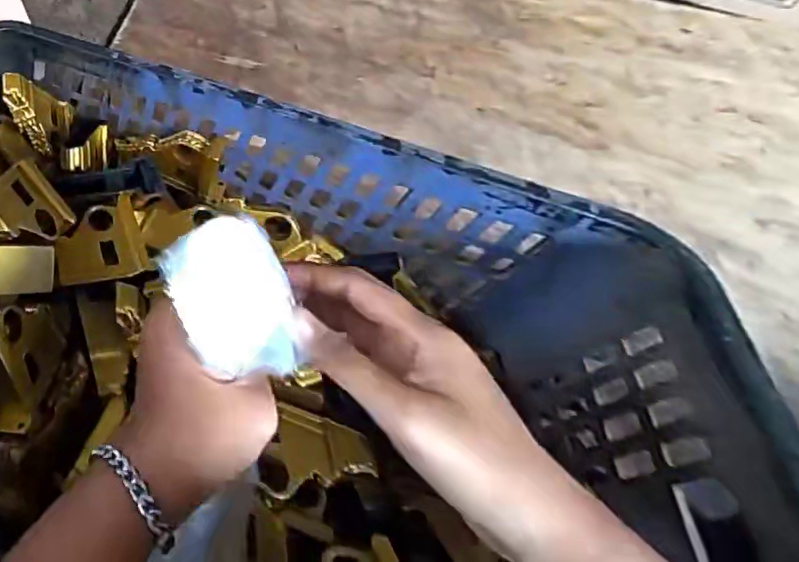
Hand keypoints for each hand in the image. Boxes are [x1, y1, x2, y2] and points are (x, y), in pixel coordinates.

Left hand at [110, 298, 276, 520]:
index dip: (245, 283)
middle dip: (241, 304)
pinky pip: (199, 341)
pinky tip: (250, 356)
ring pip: (205, 322)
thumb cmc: (203, 435)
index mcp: (173, 317)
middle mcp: (162, 320)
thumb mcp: (254, 404)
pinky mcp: (168, 363)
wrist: (160, 475)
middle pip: (207, 299)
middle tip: (281, 307)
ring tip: (272, 329)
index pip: (210, 280)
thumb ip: (266, 363)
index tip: (277, 285)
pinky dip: (222, 345)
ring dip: (233, 327)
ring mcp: (162, 342)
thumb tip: (271, 340)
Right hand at [288, 264, 663, 561]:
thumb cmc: (473, 460)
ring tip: (271, 317)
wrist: (539, 525)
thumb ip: (344, 362)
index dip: (313, 274)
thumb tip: (289, 317)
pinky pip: (364, 357)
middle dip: (310, 293)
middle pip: (356, 303)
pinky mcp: (414, 394)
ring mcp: (417, 368)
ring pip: (358, 330)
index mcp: (421, 334)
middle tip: (260, 294)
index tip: (268, 274)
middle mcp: (417, 342)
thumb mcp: (402, 411)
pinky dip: (332, 348)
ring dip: (318, 320)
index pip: (358, 286)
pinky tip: (305, 353)